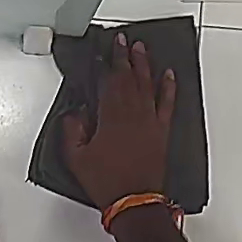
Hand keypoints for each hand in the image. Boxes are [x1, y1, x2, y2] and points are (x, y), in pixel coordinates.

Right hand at [62, 33, 176, 209]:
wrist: (134, 201)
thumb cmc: (107, 181)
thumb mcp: (76, 157)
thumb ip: (72, 130)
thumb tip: (75, 114)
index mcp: (111, 117)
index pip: (108, 81)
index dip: (106, 63)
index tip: (105, 49)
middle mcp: (133, 114)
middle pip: (129, 77)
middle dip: (124, 57)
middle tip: (122, 40)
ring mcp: (150, 121)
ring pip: (148, 84)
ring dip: (144, 64)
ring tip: (141, 49)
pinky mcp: (161, 131)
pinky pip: (167, 103)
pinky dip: (168, 87)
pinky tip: (168, 75)